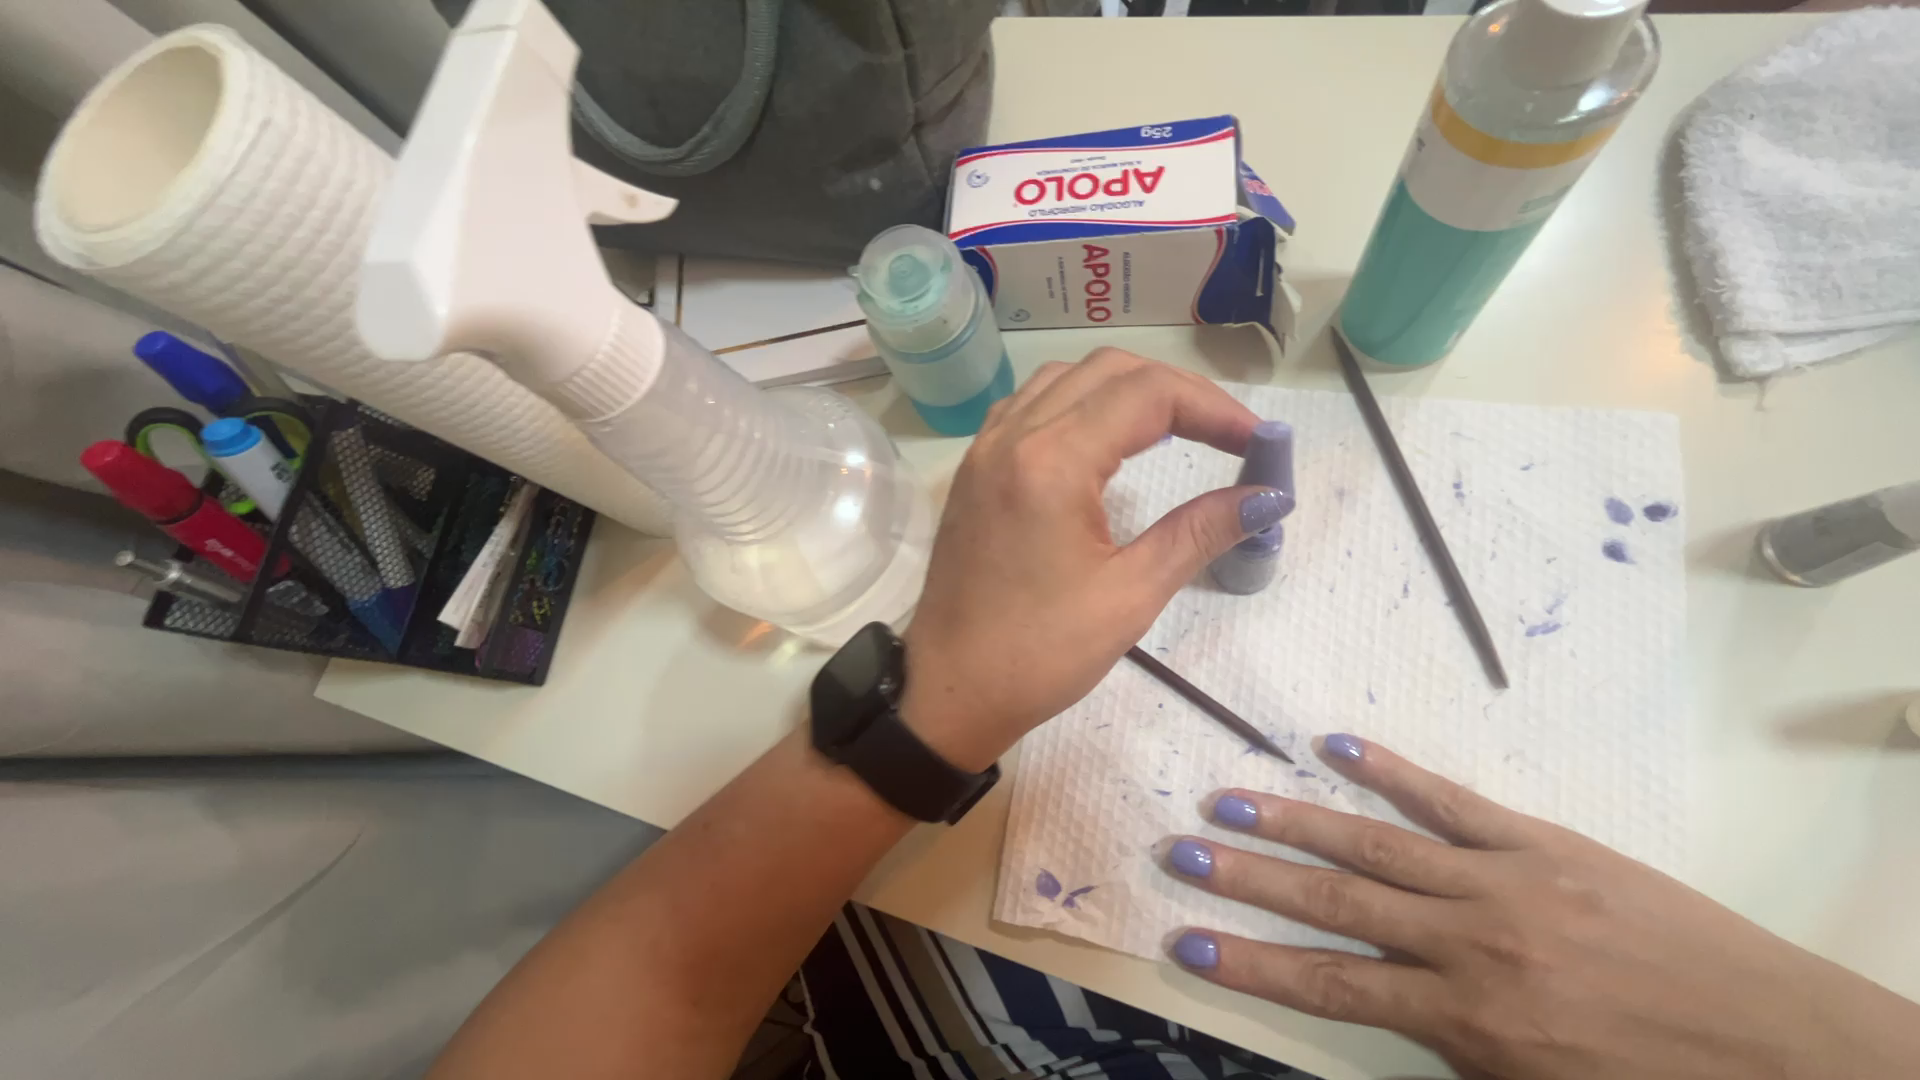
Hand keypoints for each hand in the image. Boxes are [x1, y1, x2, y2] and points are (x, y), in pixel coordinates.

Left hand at [900, 349, 1285, 770]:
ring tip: (1174, 429)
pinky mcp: (974, 471)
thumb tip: (1269, 496)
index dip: (1213, 408)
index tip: (1258, 444)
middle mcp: (1011, 436)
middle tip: (1225, 435)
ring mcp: (984, 450)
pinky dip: (1077, 405)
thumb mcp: (1130, 595)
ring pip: (1064, 379)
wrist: (951, 690)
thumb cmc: (1040, 654)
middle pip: (1107, 371)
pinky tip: (1102, 440)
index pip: (1147, 395)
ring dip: (1124, 391)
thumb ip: (1200, 531)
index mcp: (1050, 461)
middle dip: (1176, 392)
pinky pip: (1029, 407)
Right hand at [1160, 735, 1919, 1079]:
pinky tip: (1336, 747)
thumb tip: (1382, 1001)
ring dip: (1293, 821)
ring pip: (1373, 846)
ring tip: (1227, 802)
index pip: (1330, 985)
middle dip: (1248, 880)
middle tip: (1180, 852)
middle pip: (1332, 904)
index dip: (1251, 965)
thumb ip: (1453, 1050)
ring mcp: (1501, 881)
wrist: (1807, 1058)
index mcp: (1469, 1020)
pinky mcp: (1540, 842)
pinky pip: (1450, 801)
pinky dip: (1390, 772)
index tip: (1188, 942)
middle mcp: (1469, 943)